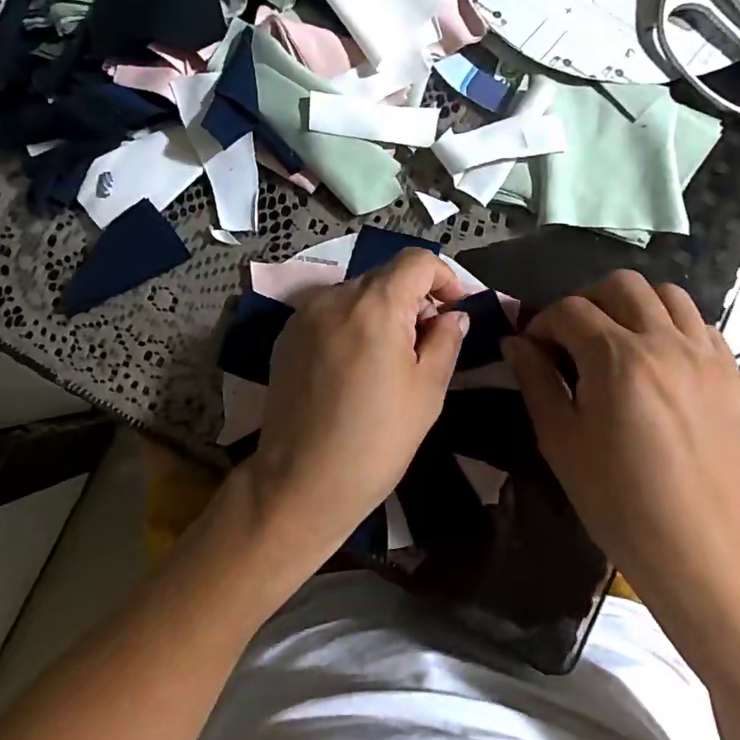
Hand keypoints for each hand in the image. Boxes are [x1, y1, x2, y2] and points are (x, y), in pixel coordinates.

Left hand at [241, 249, 470, 559]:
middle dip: (412, 297)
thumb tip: (452, 315)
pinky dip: (350, 324)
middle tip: (427, 340)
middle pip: (382, 276)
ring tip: (391, 357)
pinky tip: (355, 366)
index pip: (414, 261)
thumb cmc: (377, 440)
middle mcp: (332, 298)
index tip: (455, 309)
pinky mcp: (285, 337)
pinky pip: (327, 314)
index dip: (444, 277)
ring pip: (353, 295)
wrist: (302, 479)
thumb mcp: (427, 391)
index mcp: (372, 306)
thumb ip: (445, 340)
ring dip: (379, 311)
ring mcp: (302, 316)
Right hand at [504, 270, 739, 606]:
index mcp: (618, 359)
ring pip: (669, 295)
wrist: (696, 542)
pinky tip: (654, 363)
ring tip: (615, 341)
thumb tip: (515, 342)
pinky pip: (701, 326)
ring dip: (632, 306)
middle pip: (622, 285)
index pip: (570, 310)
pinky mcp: (733, 377)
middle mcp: (667, 344)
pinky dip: (671, 327)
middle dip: (586, 301)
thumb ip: (535, 378)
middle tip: (571, 337)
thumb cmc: (614, 494)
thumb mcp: (558, 436)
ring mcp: (708, 357)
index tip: (533, 350)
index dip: (542, 323)